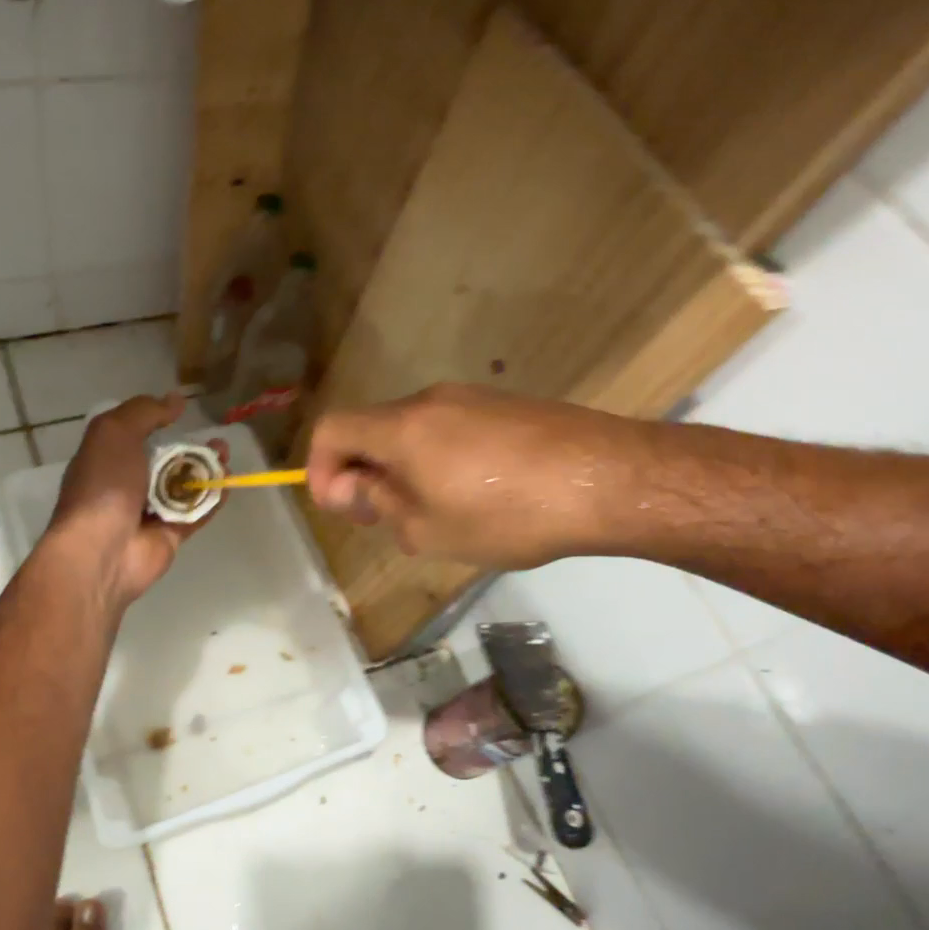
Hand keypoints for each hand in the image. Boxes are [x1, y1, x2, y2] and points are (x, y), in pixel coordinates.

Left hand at [45, 394, 226, 607]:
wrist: (101, 550)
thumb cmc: (103, 485)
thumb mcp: (115, 432)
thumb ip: (145, 412)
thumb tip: (176, 399)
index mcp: (107, 459)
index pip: (134, 435)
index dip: (158, 422)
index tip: (183, 414)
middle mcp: (127, 484)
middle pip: (166, 462)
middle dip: (193, 450)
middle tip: (219, 443)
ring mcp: (149, 512)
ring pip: (184, 487)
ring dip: (206, 473)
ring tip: (226, 459)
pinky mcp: (169, 536)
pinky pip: (195, 514)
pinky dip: (211, 500)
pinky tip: (227, 486)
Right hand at [304, 383, 662, 568]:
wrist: (608, 479)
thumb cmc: (507, 513)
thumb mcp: (429, 529)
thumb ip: (379, 505)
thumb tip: (355, 487)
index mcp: (402, 427)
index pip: (331, 429)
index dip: (320, 470)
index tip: (345, 509)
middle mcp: (430, 401)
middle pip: (373, 430)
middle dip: (366, 476)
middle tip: (391, 523)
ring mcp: (473, 399)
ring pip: (415, 434)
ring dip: (407, 473)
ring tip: (440, 520)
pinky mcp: (508, 407)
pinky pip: (454, 432)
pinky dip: (444, 463)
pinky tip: (481, 500)